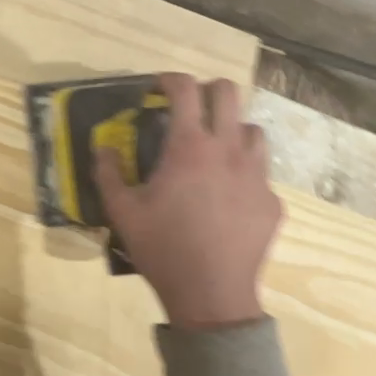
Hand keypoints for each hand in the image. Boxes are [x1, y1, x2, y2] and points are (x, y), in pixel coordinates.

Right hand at [94, 74, 282, 329]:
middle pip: (228, 92)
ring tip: (213, 150)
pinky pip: (261, 172)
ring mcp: (256, 175)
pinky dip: (243, 173)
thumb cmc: (163, 248)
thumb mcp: (121, 211)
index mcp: (189, 147)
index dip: (169, 79)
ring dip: (231, 130)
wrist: (212, 297)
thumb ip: (108, 172)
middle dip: (206, 91)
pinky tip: (227, 196)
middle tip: (189, 109)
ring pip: (252, 129)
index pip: (186, 89)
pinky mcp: (272, 202)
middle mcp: (228, 150)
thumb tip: (102, 147)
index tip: (157, 87)